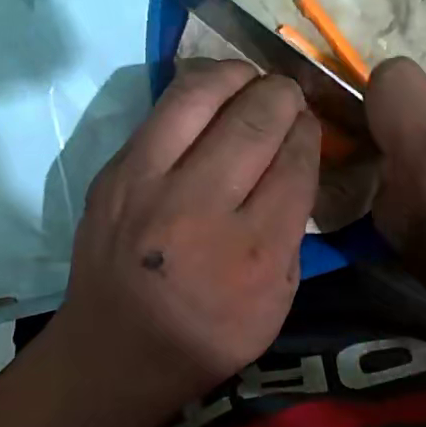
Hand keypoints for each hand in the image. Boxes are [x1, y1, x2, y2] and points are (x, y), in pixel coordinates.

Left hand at [43, 59, 319, 426]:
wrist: (118, 350)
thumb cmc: (211, 334)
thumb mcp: (279, 299)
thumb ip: (291, 230)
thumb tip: (295, 164)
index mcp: (253, 251)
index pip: (294, 162)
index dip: (309, 132)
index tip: (311, 123)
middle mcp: (201, 209)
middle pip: (254, 122)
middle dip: (282, 96)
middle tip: (289, 93)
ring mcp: (148, 186)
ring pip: (198, 98)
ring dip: (235, 76)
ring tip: (250, 77)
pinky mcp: (114, 176)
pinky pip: (160, 114)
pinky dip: (194, 94)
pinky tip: (211, 96)